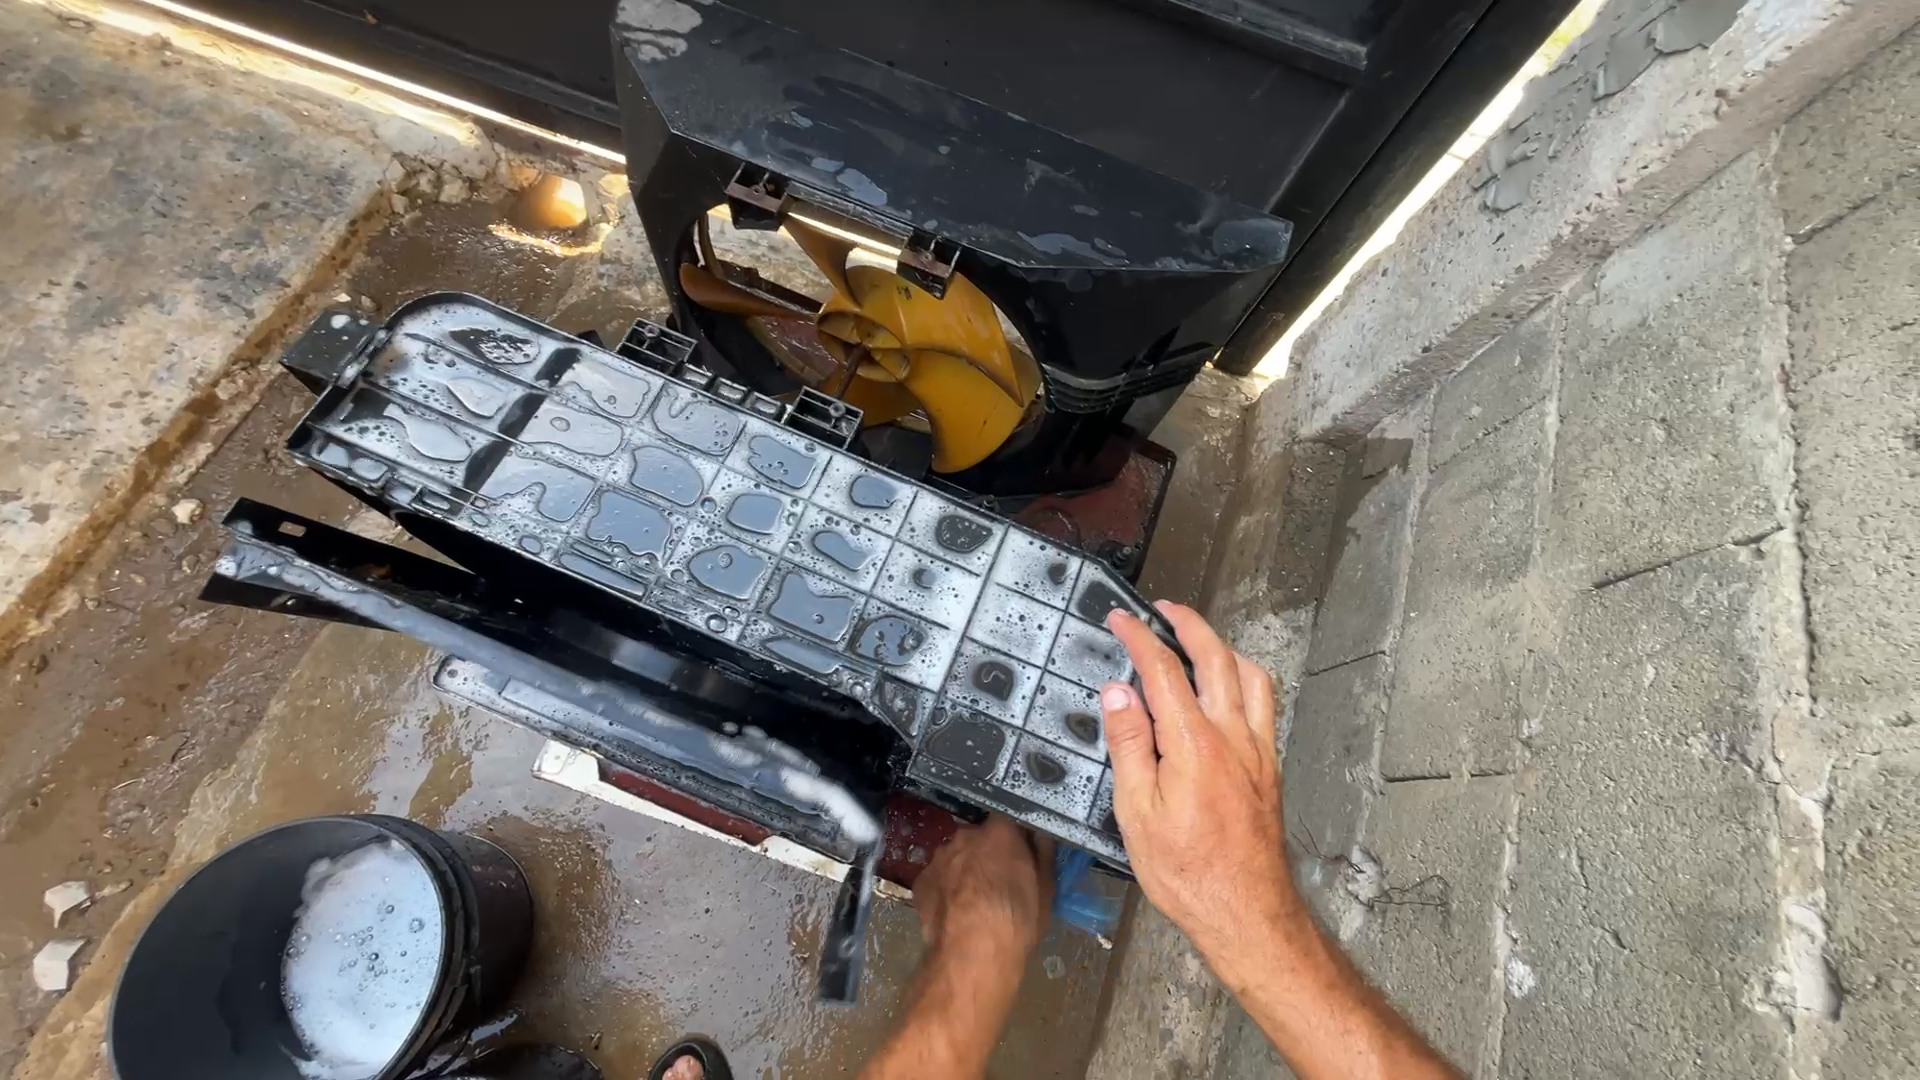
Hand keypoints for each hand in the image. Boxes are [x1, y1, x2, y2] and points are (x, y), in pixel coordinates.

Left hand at [861, 817, 1054, 1079]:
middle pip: (978, 838)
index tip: (1018, 854)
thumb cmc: (1016, 920)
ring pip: (955, 857)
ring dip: (963, 870)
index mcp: (999, 831)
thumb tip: (1041, 833)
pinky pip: (937, 878)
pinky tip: (953, 912)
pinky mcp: (921, 880)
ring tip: (972, 902)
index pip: (1007, 820)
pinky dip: (944, 889)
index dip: (1013, 836)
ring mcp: (939, 857)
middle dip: (986, 854)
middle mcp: (965, 836)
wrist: (971, 954)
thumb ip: (1043, 853)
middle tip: (996, 881)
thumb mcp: (1046, 889)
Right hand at [1101, 601, 1300, 988]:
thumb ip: (1129, 744)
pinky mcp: (1270, 766)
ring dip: (1223, 646)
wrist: (1247, 913)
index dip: (1140, 637)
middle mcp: (1233, 736)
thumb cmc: (1185, 870)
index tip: (1121, 618)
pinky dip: (1245, 677)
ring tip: (1198, 639)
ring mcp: (1258, 749)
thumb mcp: (1136, 811)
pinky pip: (1265, 703)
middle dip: (1189, 623)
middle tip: (1163, 608)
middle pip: (1216, 658)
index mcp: (1193, 743)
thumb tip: (1118, 691)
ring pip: (1251, 675)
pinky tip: (1229, 688)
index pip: (1164, 671)